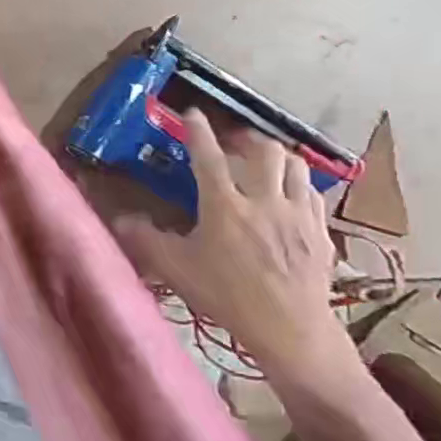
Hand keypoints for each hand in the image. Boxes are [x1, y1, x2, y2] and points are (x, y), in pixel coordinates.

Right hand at [111, 109, 359, 388]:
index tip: (193, 113)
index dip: (198, 131)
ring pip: (295, 165)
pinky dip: (300, 187)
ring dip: (279, 158)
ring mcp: (297, 213)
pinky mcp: (320, 231)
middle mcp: (264, 199)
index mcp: (224, 206)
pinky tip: (293, 197)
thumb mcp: (178, 269)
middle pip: (264, 151)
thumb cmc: (227, 296)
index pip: (208, 157)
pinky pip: (313, 195)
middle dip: (248, 139)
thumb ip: (148, 240)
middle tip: (235, 142)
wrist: (289, 327)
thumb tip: (120, 219)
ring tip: (267, 163)